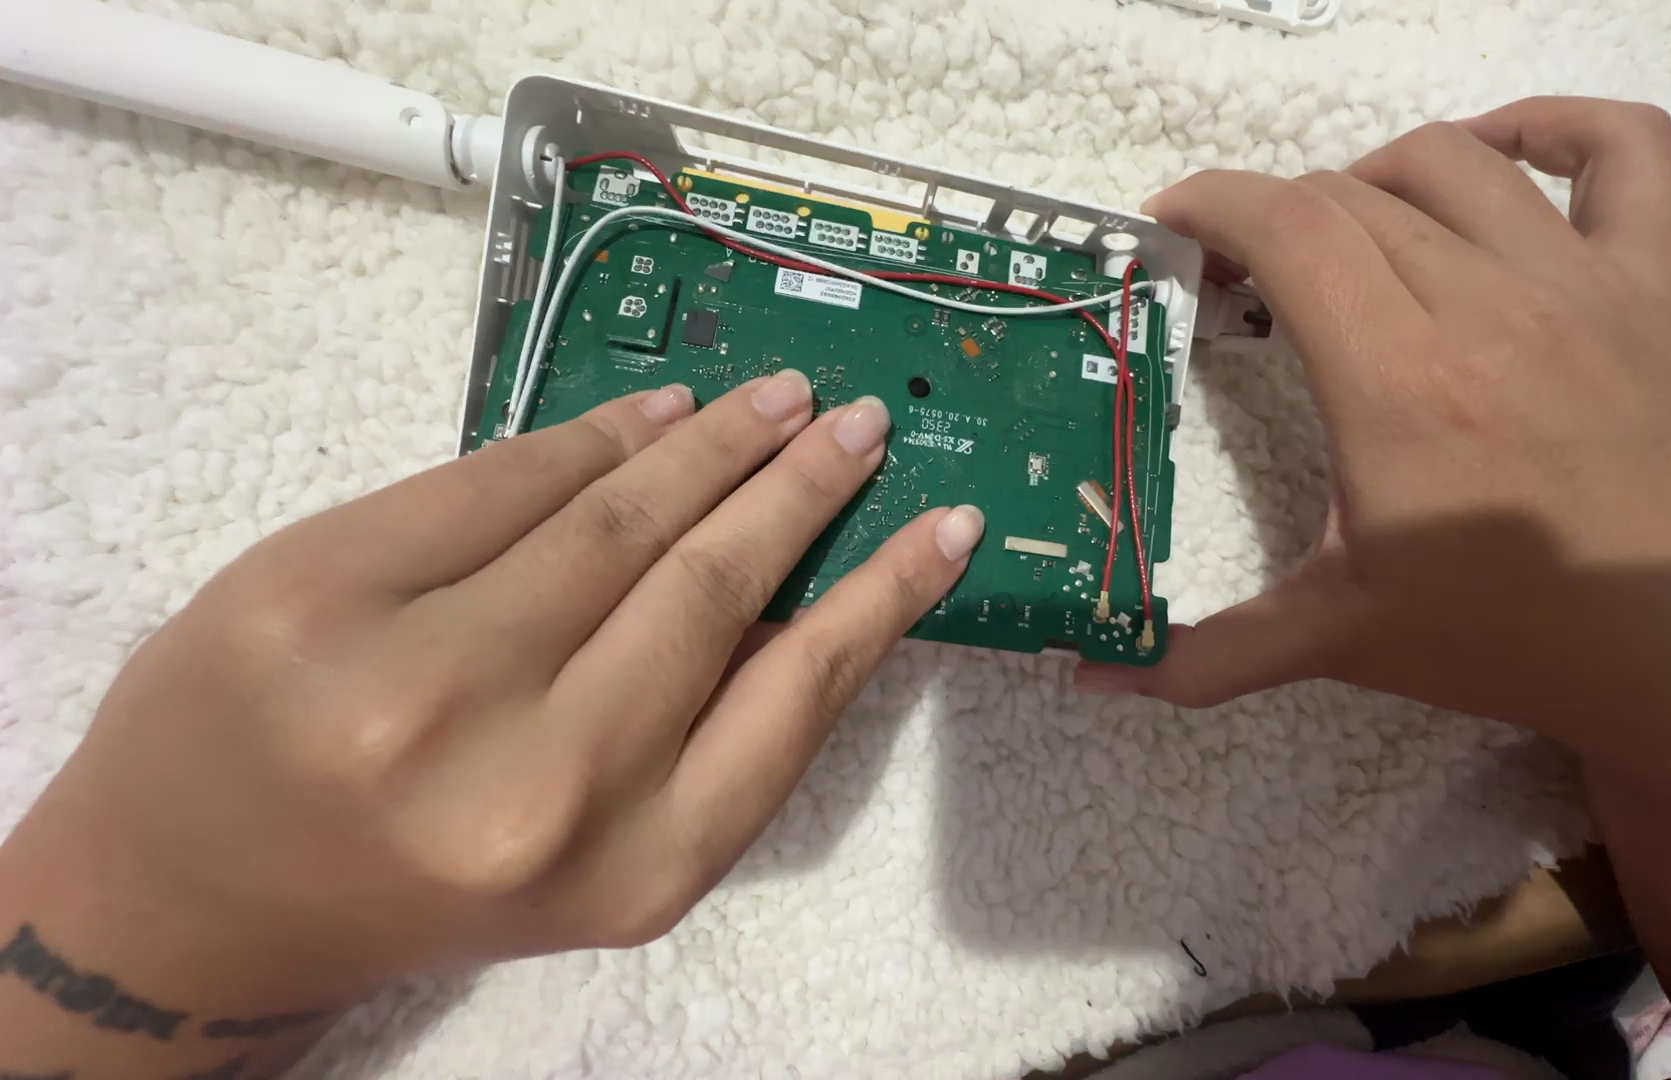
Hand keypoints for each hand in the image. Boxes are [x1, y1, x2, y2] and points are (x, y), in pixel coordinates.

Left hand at [0, 373, 982, 1072]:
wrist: (217, 898)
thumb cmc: (461, 868)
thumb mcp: (629, 838)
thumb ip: (728, 718)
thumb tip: (816, 576)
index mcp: (643, 855)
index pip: (803, 690)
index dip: (885, 593)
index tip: (948, 527)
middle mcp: (546, 780)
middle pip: (715, 583)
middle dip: (804, 486)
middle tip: (857, 424)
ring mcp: (416, 681)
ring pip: (616, 517)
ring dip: (719, 442)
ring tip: (778, 399)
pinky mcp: (313, 591)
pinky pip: (500, 479)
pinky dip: (598, 434)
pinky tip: (661, 409)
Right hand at [1078, 97, 1670, 766]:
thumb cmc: (1504, 640)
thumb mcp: (1334, 642)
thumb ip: (1205, 656)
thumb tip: (1095, 679)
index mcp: (1398, 385)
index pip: (1292, 232)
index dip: (1215, 204)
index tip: (1167, 222)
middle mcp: (1489, 308)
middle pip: (1348, 198)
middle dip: (1264, 216)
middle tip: (1229, 277)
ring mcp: (1588, 284)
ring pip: (1453, 164)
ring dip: (1361, 182)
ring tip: (1329, 240)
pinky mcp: (1661, 288)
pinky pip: (1623, 151)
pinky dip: (1542, 127)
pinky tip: (1487, 160)